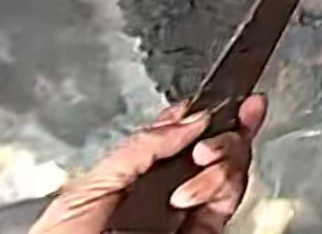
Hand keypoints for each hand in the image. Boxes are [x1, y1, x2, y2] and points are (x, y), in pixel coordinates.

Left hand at [30, 95, 267, 233]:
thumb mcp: (84, 193)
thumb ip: (140, 147)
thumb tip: (195, 117)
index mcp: (137, 176)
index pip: (183, 132)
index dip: (208, 111)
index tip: (226, 100)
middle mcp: (167, 190)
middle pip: (221, 143)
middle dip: (233, 127)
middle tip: (237, 119)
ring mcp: (189, 210)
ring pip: (234, 163)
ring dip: (228, 153)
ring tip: (205, 160)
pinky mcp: (208, 229)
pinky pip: (233, 194)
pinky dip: (224, 184)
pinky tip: (196, 193)